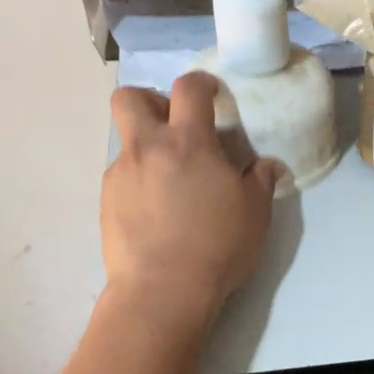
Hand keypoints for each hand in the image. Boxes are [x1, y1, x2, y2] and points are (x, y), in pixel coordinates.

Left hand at [102, 72, 283, 318]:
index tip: (212, 94)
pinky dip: (140, 183)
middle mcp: (148, 148)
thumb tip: (267, 166)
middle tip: (173, 124)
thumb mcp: (255, 214)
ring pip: (127, 142)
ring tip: (172, 183)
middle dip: (150, 100)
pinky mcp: (107, 201)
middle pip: (130, 98)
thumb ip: (261, 181)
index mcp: (188, 142)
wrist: (163, 290)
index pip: (188, 88)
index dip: (202, 83)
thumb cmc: (217, 247)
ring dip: (148, 149)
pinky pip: (124, 177)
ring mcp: (122, 174)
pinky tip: (157, 212)